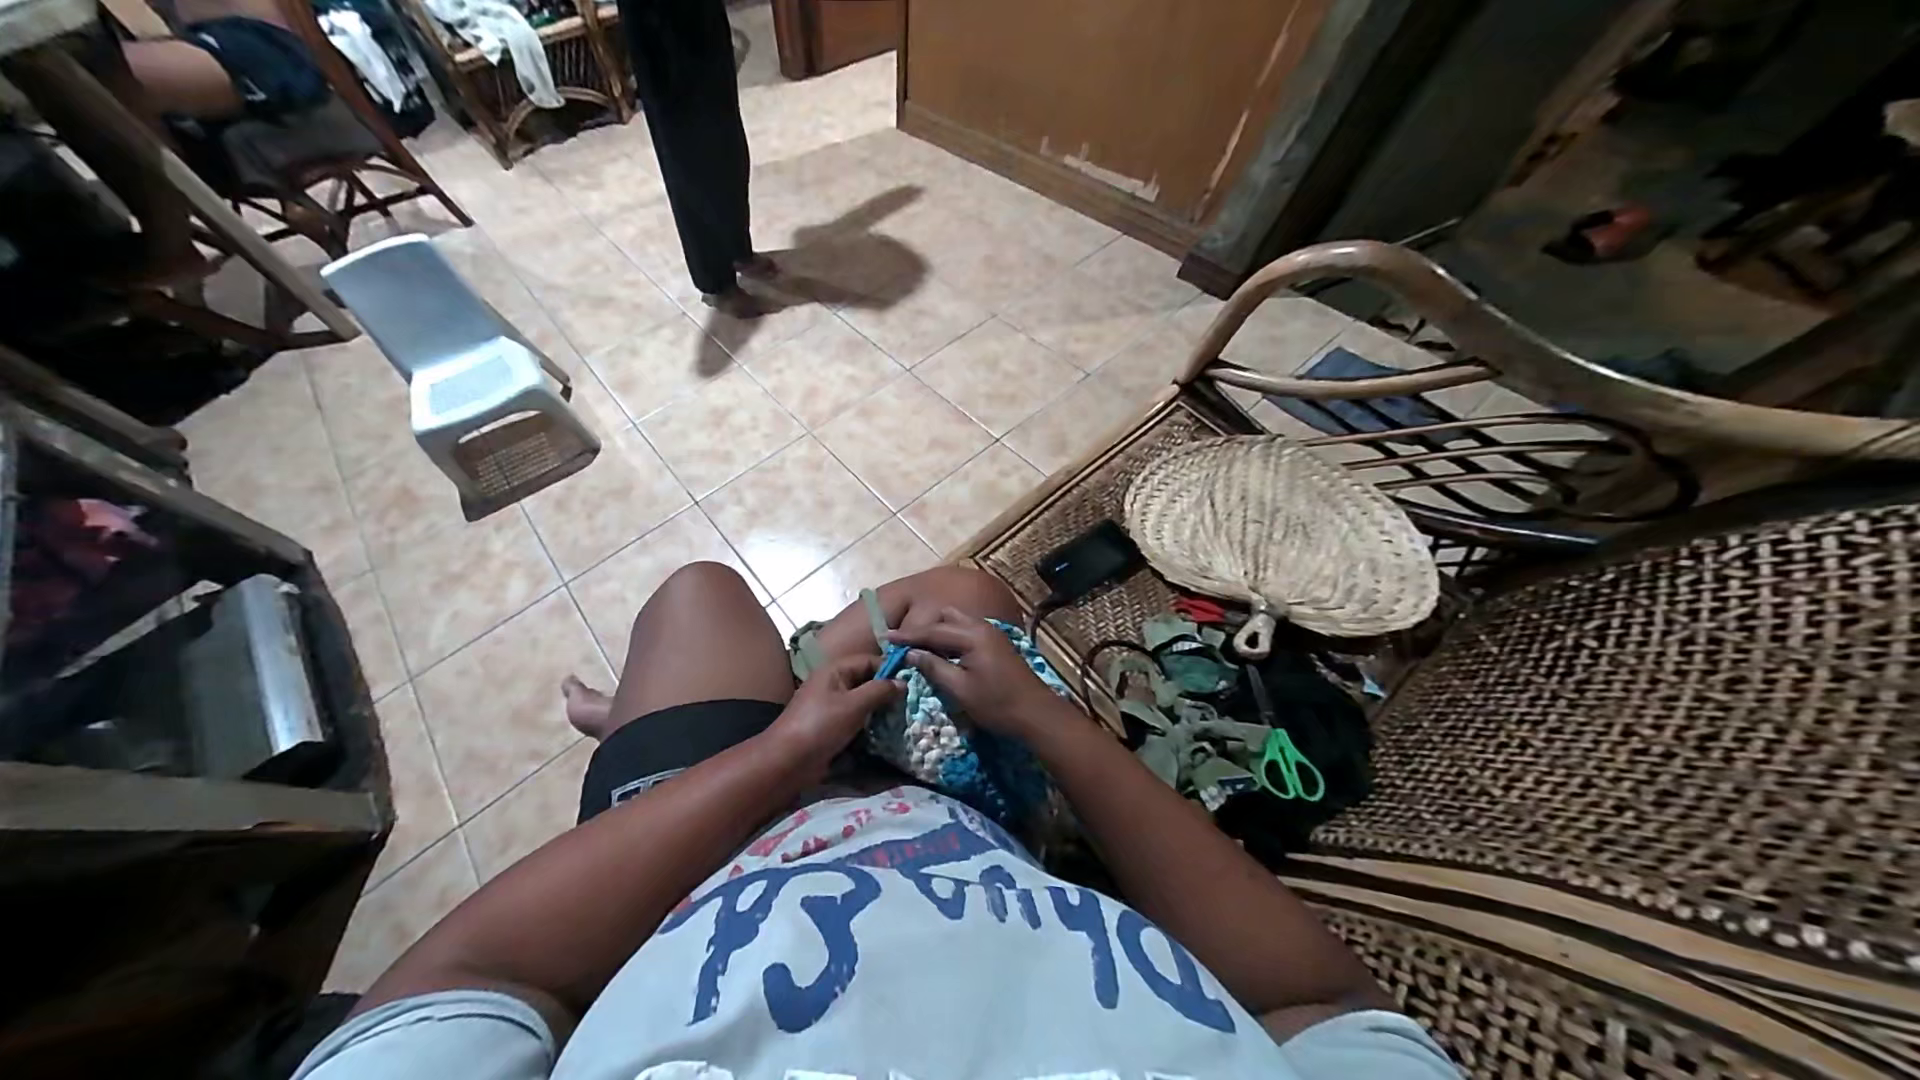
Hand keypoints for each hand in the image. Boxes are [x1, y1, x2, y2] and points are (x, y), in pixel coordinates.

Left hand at [769, 653, 901, 777]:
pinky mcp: (833, 724)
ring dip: (881, 708)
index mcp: (836, 669)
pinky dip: (871, 721)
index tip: (914, 680)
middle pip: (868, 679)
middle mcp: (834, 682)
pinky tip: (888, 729)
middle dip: (889, 689)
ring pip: (865, 700)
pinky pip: (858, 717)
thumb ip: (880, 690)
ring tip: (904, 715)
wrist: (788, 761)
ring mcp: (833, 704)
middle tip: (912, 700)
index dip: (892, 668)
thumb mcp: (854, 705)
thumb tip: (903, 682)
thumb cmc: (821, 725)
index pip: (871, 660)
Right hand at [888, 607, 1067, 738]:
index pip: (932, 631)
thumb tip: (911, 654)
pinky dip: (952, 638)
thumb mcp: (960, 689)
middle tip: (904, 644)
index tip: (886, 637)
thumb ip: (934, 667)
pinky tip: (943, 653)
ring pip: (958, 623)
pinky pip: (967, 632)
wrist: (1036, 713)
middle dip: (924, 629)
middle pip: (946, 618)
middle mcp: (983, 628)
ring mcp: (992, 635)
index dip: (908, 636)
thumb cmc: (997, 704)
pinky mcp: (997, 645)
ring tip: (921, 648)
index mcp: (972, 636)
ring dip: (939, 632)